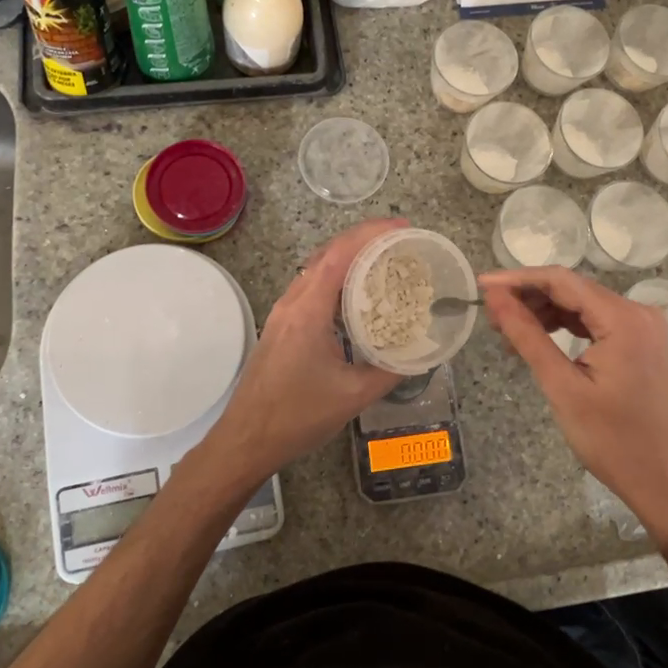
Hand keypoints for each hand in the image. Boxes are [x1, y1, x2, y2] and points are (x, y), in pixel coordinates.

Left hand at [199, 219, 408, 485]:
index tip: (402, 227)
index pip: (339, 255)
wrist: (246, 439)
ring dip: (349, 257)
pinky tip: (357, 294)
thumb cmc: (297, 417)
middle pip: (327, 254)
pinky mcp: (281, 326)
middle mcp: (292, 303)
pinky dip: (337, 278)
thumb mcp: (353, 396)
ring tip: (384, 260)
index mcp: (308, 311)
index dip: (371, 234)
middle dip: (363, 239)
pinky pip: (312, 287)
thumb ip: (390, 371)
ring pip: (317, 269)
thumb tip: (421, 353)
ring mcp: (283, 313)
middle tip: (400, 240)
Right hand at [479, 266, 667, 533]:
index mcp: (623, 318)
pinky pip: (596, 322)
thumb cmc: (612, 439)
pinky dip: (565, 325)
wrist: (662, 482)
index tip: (480, 286)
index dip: (517, 279)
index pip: (561, 280)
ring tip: (507, 331)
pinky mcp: (640, 344)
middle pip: (572, 289)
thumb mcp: (562, 386)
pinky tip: (538, 338)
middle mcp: (638, 312)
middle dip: (529, 297)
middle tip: (490, 316)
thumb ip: (527, 335)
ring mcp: (642, 327)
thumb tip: (494, 297)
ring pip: (582, 305)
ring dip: (544, 312)